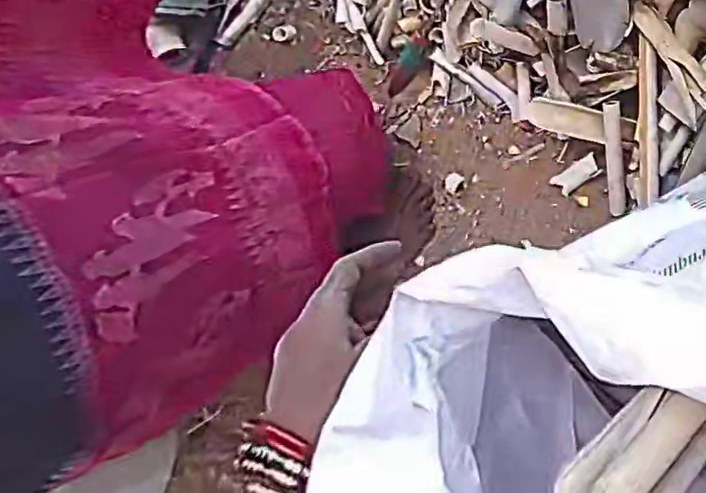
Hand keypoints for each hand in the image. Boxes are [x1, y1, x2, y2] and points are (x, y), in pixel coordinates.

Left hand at [263, 241, 407, 444]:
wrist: (294, 455)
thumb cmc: (336, 397)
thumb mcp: (375, 351)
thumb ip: (393, 318)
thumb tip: (411, 297)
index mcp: (318, 315)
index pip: (346, 268)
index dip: (375, 254)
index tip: (399, 249)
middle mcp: (300, 327)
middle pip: (339, 289)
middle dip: (373, 279)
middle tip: (403, 273)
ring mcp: (293, 351)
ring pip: (334, 313)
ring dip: (365, 305)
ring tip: (396, 305)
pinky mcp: (294, 373)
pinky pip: (327, 334)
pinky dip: (353, 325)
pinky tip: (375, 337)